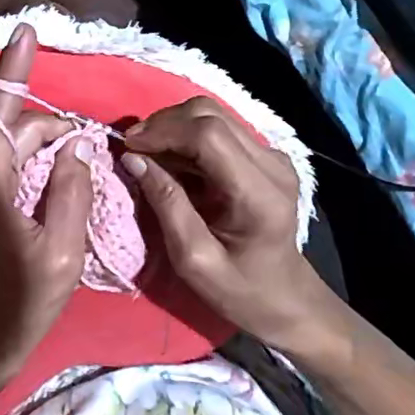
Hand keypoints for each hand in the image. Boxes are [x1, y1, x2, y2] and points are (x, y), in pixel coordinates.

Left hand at [0, 24, 93, 396]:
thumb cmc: (20, 300)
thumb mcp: (62, 249)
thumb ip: (70, 190)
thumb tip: (73, 147)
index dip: (13, 67)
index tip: (23, 29)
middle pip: (13, 129)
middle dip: (51, 130)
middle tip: (87, 153)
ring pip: (9, 147)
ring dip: (43, 150)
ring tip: (76, 171)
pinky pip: (4, 166)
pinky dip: (31, 165)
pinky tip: (56, 183)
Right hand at [121, 97, 342, 357]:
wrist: (286, 299)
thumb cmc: (240, 291)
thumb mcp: (193, 259)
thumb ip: (166, 204)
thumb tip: (133, 158)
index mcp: (259, 193)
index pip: (209, 135)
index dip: (164, 131)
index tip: (128, 146)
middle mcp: (272, 164)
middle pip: (210, 115)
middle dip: (164, 124)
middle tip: (133, 148)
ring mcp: (272, 156)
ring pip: (213, 114)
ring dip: (174, 126)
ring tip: (146, 152)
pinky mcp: (265, 156)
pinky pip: (219, 129)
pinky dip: (186, 135)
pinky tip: (169, 158)